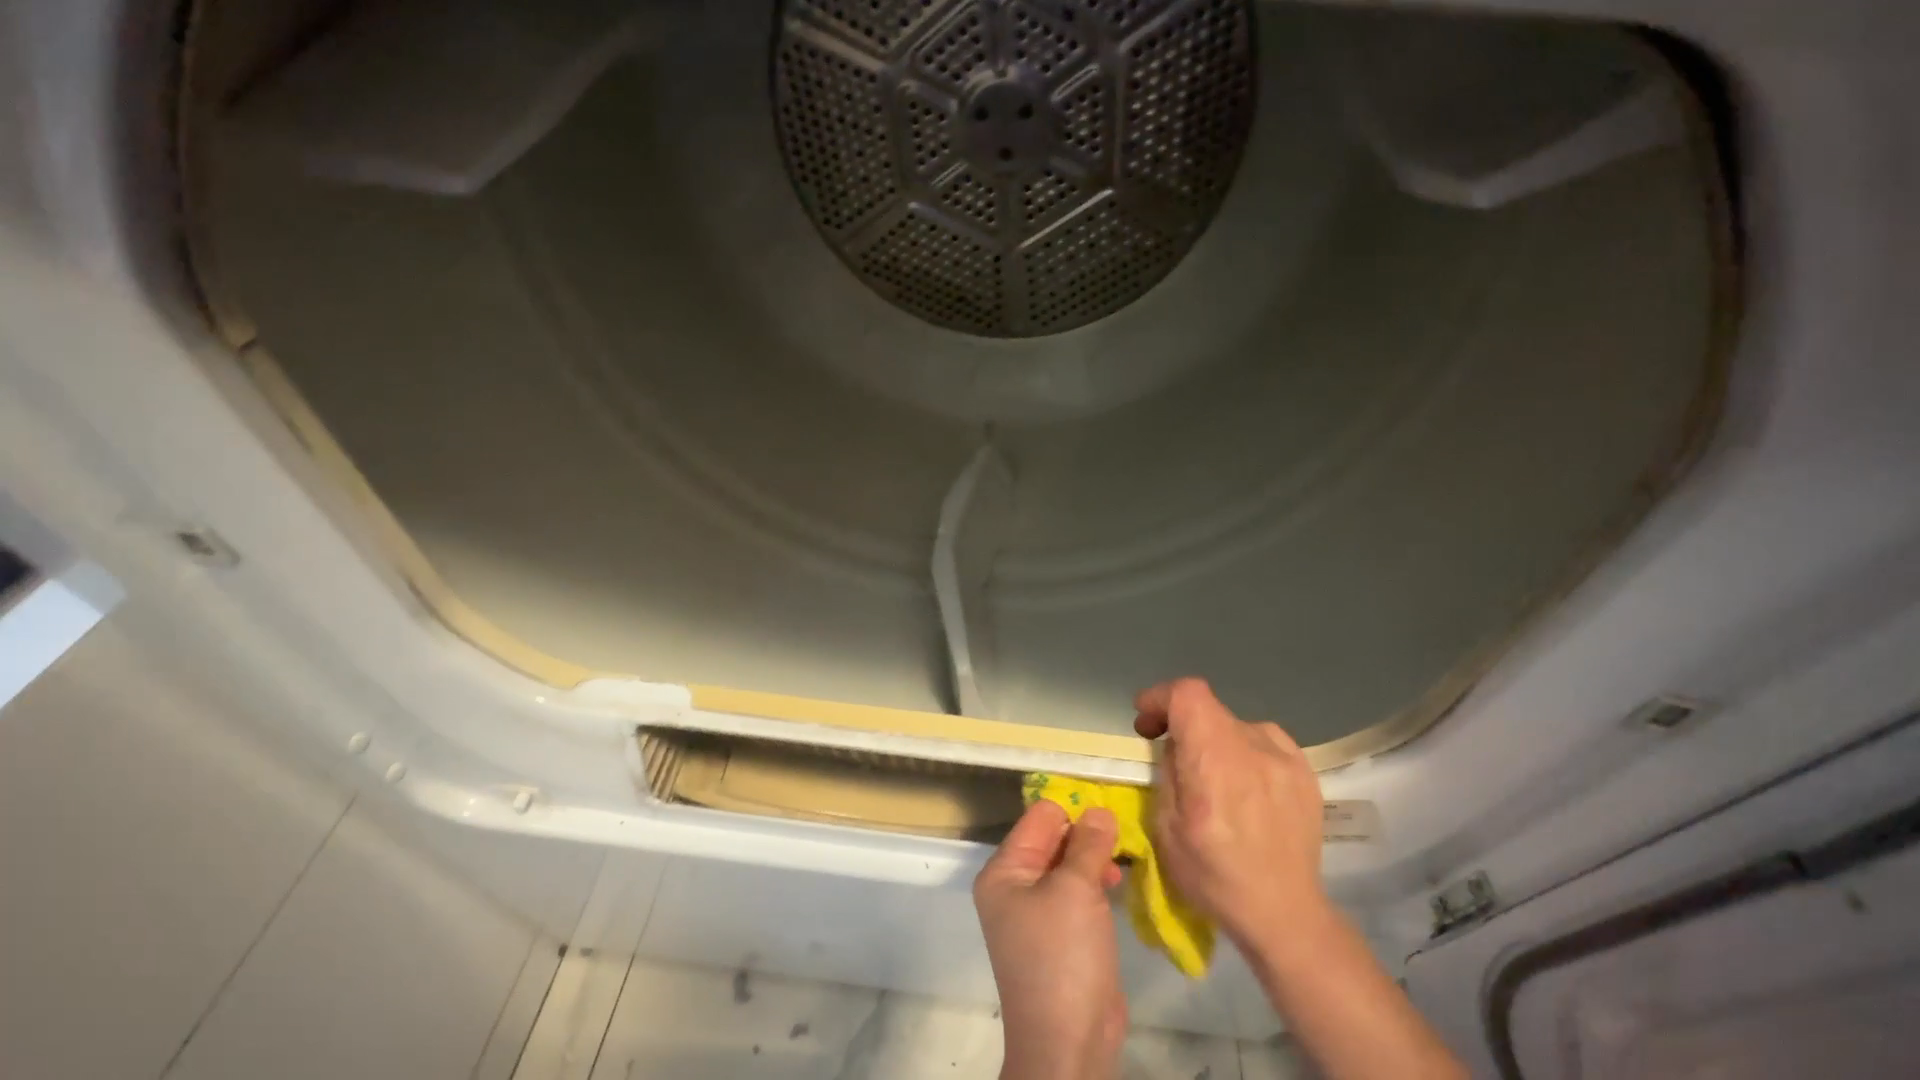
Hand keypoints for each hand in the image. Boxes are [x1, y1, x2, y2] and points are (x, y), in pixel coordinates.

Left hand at [973, 800, 1126, 1079]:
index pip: (1038, 818)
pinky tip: (1120, 885)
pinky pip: (1078, 893)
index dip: (1073, 811)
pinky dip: (1097, 885)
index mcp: (1004, 871)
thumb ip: (1088, 844)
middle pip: (1053, 840)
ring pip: (1069, 867)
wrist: (1067, 1040)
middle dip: (1087, 835)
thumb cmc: (1063, 956)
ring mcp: (1037, 913)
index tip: (1111, 809)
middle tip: (1125, 835)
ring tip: (1124, 863)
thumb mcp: (1075, 890)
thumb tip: (1100, 810)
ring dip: (1095, 860)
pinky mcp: (1061, 935)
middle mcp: (1014, 887)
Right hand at [1133, 678, 1328, 952]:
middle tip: (1173, 760)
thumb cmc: (1214, 876)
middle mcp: (1253, 747)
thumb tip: (1175, 746)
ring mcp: (1286, 758)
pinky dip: (1245, 754)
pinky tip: (1246, 789)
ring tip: (1215, 782)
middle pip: (1210, 710)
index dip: (1160, 698)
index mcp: (1214, 761)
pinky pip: (1264, 743)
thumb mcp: (1165, 829)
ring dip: (1216, 742)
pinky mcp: (1306, 772)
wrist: (1284, 911)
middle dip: (1184, 725)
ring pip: (1236, 726)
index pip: (1187, 695)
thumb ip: (1168, 774)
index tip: (1146, 724)